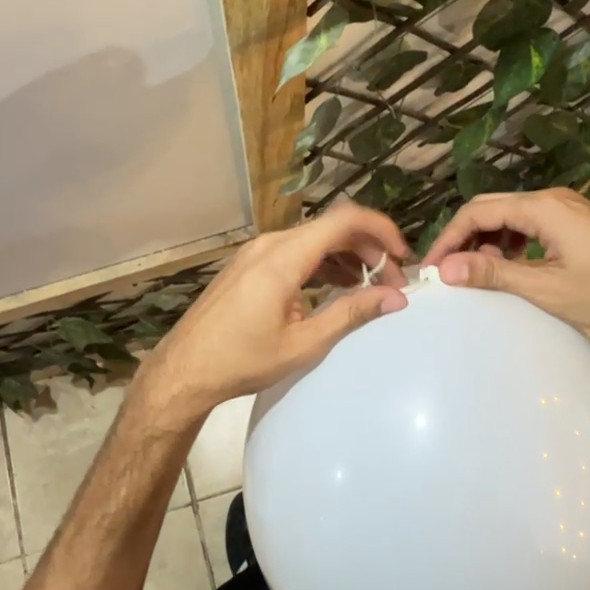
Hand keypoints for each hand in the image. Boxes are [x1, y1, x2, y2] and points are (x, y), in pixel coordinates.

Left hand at [134, 202, 410, 425]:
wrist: (185, 369)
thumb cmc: (242, 360)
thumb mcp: (304, 344)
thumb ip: (351, 314)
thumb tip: (396, 298)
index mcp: (283, 257)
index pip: (344, 221)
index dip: (381, 230)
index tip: (404, 257)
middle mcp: (270, 243)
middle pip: (331, 228)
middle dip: (369, 248)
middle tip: (394, 281)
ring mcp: (256, 252)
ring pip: (314, 239)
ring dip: (347, 256)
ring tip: (372, 288)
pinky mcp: (249, 264)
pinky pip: (295, 251)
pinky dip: (323, 263)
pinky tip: (339, 287)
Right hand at [419, 188, 589, 347]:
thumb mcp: (548, 289)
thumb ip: (495, 275)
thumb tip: (446, 270)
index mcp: (542, 208)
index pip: (477, 212)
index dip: (449, 238)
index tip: (432, 268)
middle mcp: (551, 198)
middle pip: (491, 207)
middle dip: (464, 237)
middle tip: (448, 270)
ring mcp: (567, 207)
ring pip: (510, 214)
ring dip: (488, 239)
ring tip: (479, 273)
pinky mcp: (577, 220)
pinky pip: (530, 222)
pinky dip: (511, 240)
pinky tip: (512, 266)